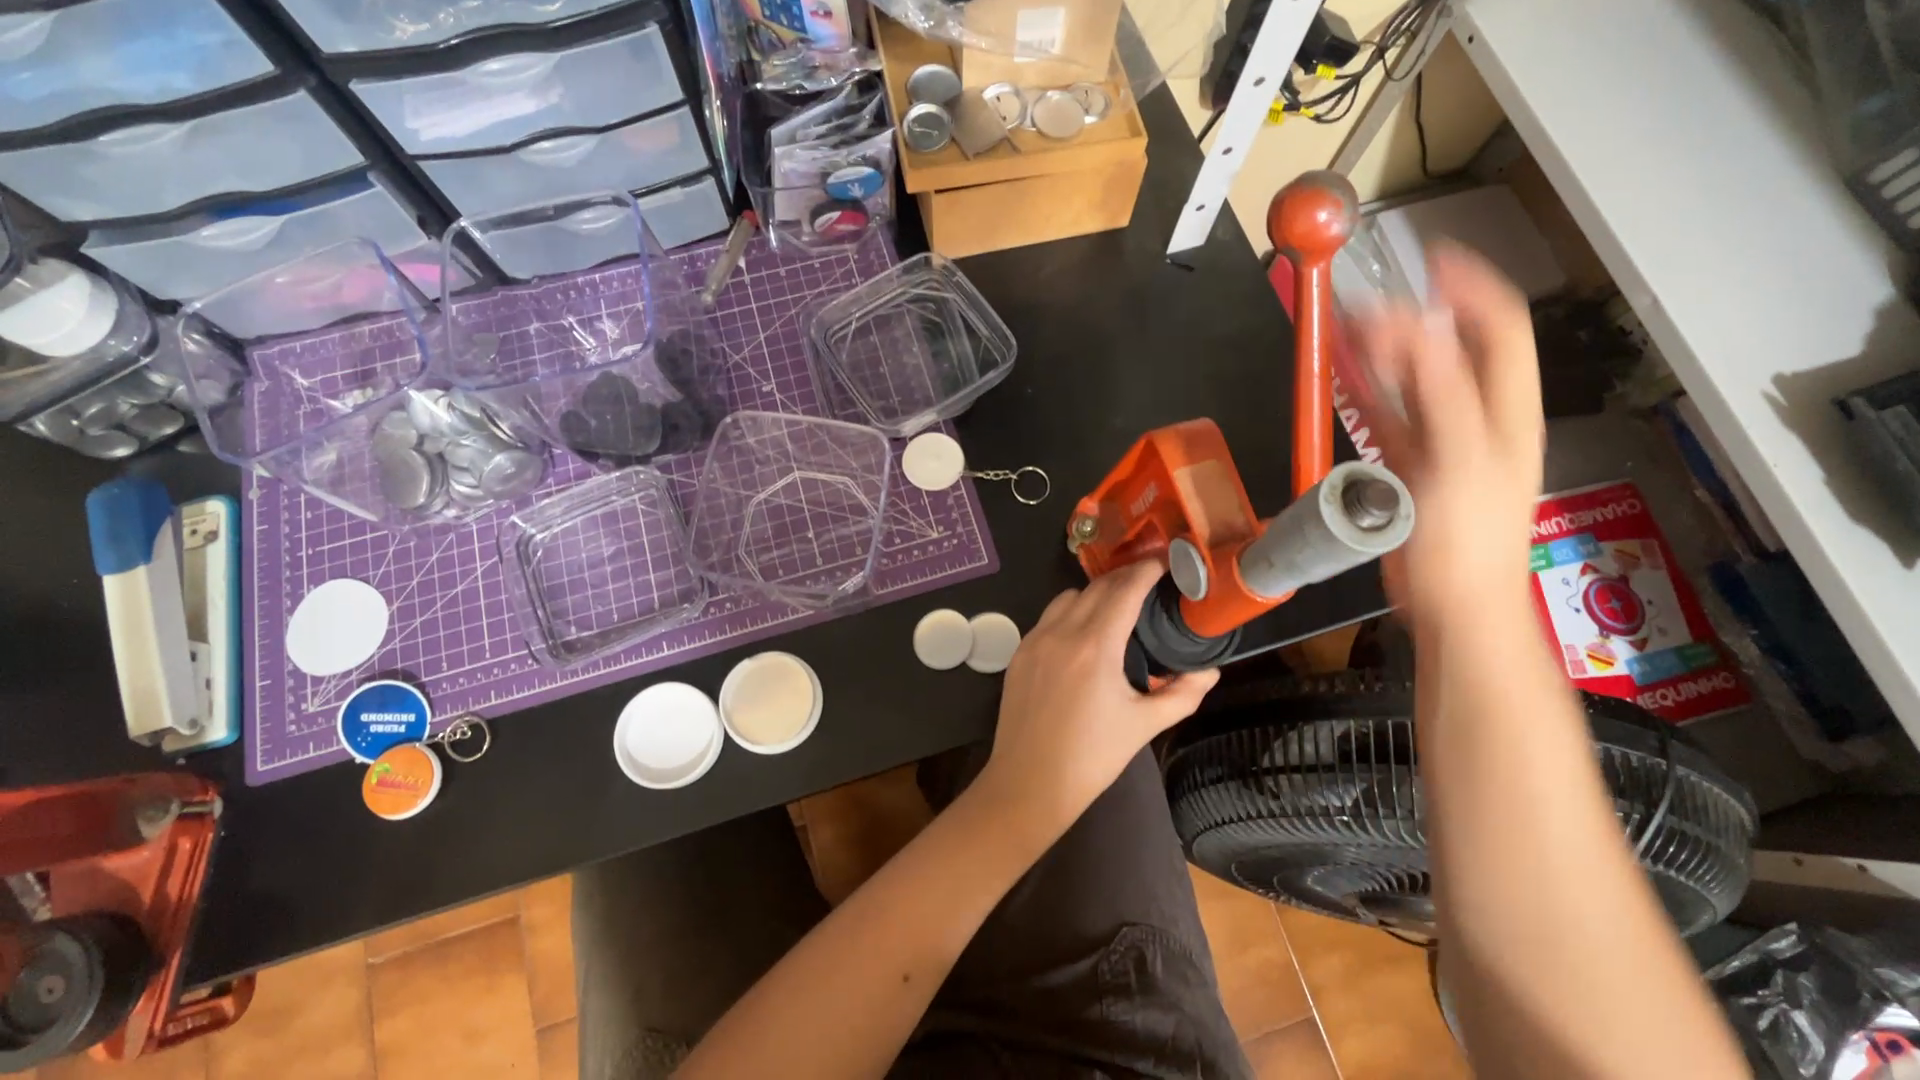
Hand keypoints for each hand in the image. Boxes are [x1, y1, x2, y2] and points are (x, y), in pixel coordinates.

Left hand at [979, 560, 1219, 825]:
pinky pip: (1047, 618)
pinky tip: (1084, 636)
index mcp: (1095, 647)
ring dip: (1094, 594)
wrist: (1029, 785)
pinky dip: (1069, 613)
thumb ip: (1183, 694)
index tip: (1166, 562)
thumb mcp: (1144, 726)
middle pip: (1096, 587)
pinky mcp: (1018, 656)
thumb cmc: (1092, 758)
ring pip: (1067, 598)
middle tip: (1150, 584)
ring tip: (1117, 609)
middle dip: (1125, 579)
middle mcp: (1060, 633)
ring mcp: (1033, 642)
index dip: (1147, 570)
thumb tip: (1211, 671)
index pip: (1124, 590)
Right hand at [1356, 245, 1544, 630]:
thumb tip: (1421, 326)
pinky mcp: (1406, 465)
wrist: (1452, 606)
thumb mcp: (1461, 461)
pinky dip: (1361, 391)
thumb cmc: (1469, 545)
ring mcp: (1439, 440)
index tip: (1428, 261)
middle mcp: (1476, 416)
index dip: (1469, 288)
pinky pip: (1383, 415)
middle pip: (1446, 347)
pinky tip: (1338, 373)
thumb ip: (1440, 391)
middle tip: (1363, 300)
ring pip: (1409, 379)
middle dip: (1408, 317)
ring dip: (1378, 350)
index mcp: (1506, 409)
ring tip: (1343, 324)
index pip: (1498, 327)